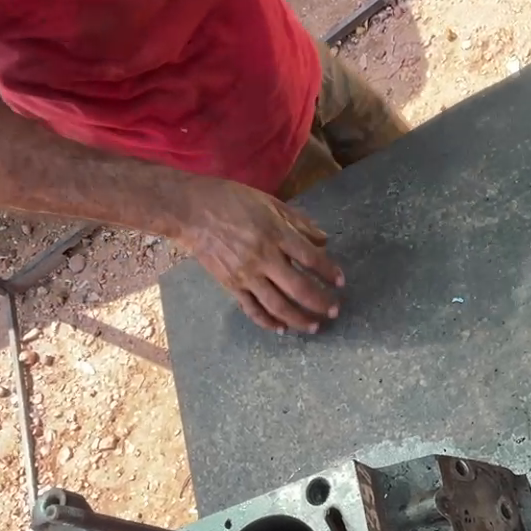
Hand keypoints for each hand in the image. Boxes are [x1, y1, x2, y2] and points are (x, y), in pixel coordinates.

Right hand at [179, 178, 342, 332]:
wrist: (189, 210)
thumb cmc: (231, 201)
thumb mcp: (269, 202)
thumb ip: (298, 222)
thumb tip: (324, 241)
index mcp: (275, 233)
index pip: (310, 258)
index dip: (329, 272)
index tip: (341, 282)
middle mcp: (263, 257)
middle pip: (299, 288)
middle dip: (320, 302)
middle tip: (334, 311)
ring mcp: (246, 274)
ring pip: (278, 305)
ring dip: (299, 319)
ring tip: (315, 327)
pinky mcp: (231, 285)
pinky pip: (253, 309)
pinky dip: (268, 322)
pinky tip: (282, 329)